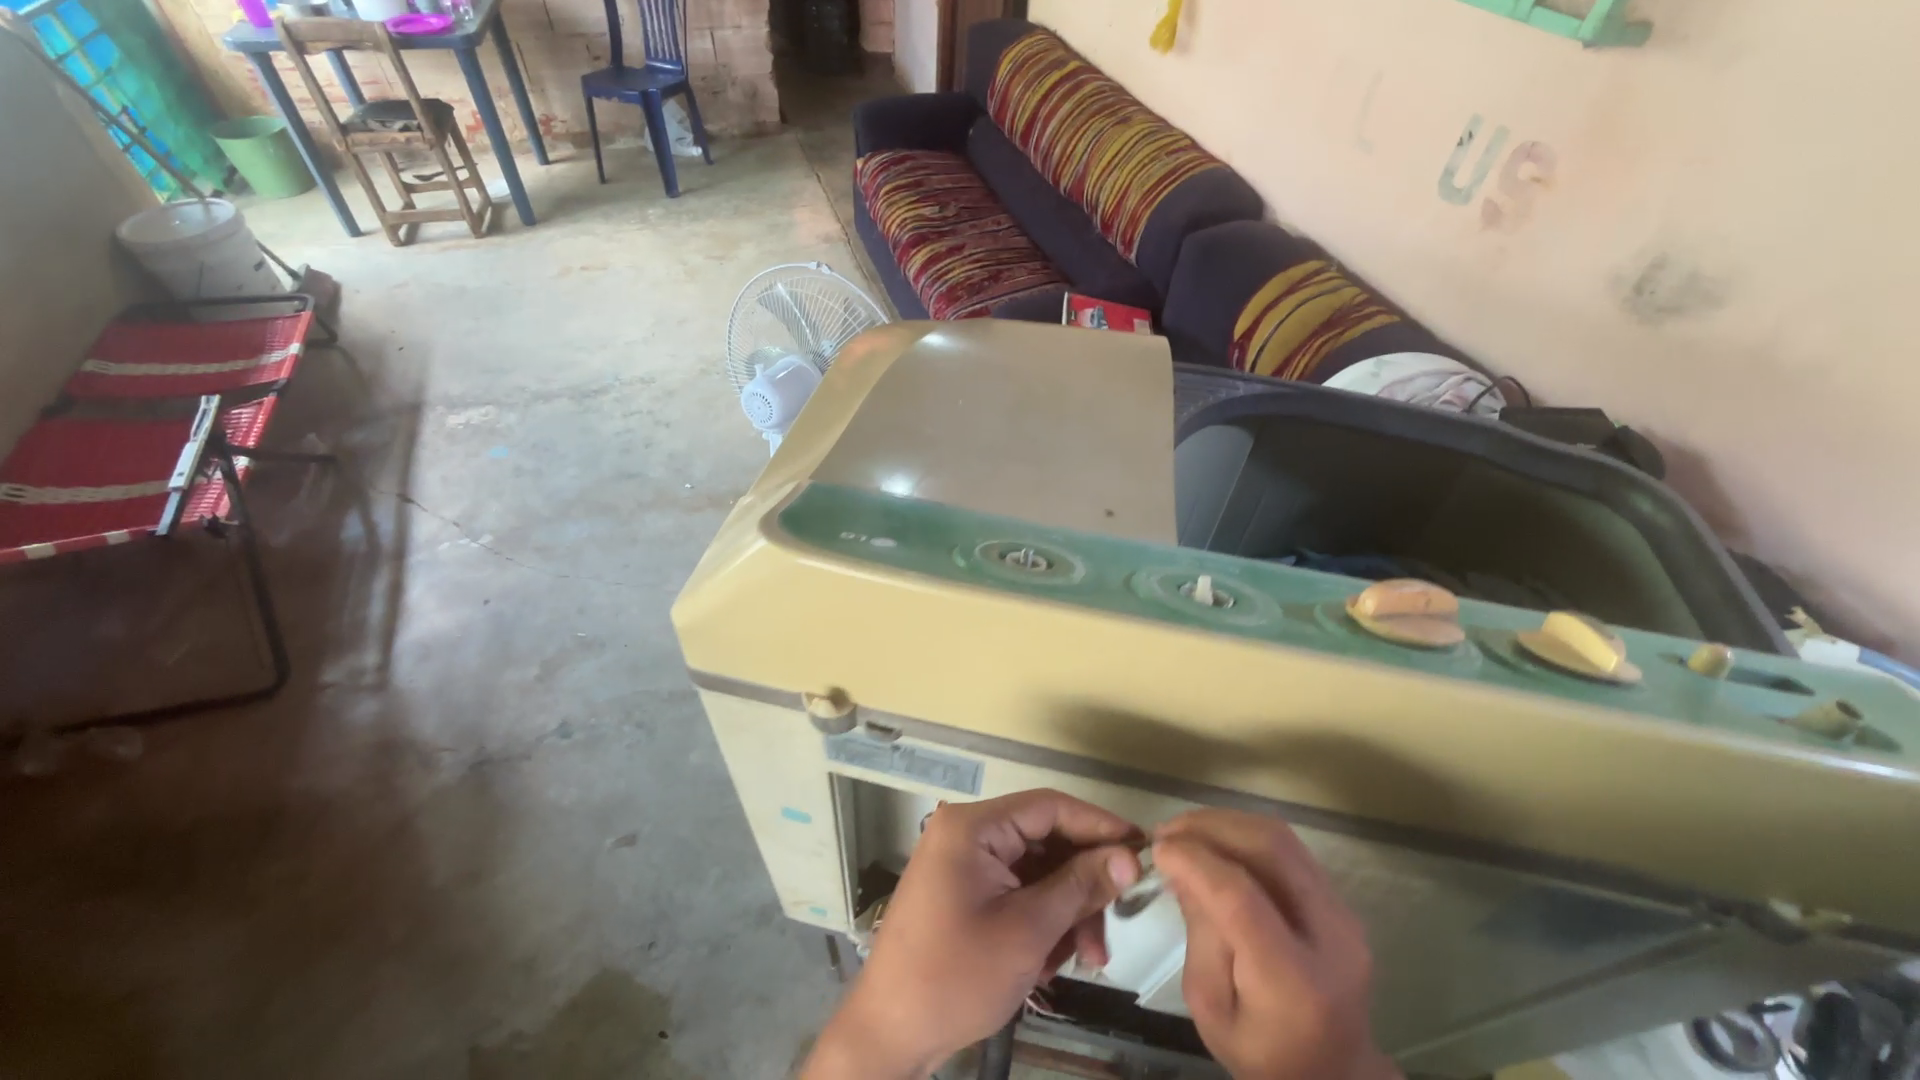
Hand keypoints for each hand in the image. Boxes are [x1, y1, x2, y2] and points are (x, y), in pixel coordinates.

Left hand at [801, 790, 1142, 1078]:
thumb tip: (1129, 857)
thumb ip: (1080, 885)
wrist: (891, 1032)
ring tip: (1084, 959)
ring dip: (1066, 911)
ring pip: (1038, 872)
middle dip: (1083, 885)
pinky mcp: (965, 894)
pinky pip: (1019, 893)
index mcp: (973, 827)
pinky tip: (1050, 963)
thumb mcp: (1029, 930)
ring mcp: (964, 865)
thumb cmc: (956, 975)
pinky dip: (1042, 922)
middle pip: (1047, 841)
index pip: (1050, 807)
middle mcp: (967, 835)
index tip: (1143, 852)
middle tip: (1111, 927)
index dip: (1100, 827)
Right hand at [1155, 810, 1399, 1079]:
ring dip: (1227, 824)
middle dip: (1211, 828)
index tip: (1157, 849)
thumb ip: (1200, 938)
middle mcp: (1332, 939)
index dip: (1195, 862)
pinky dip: (1245, 836)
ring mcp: (1345, 916)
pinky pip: (1291, 851)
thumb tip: (1181, 870)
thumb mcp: (1211, 1011)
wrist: (1333, 1071)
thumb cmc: (1262, 1053)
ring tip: (1185, 832)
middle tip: (1166, 832)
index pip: (1242, 900)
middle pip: (1271, 852)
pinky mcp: (1342, 903)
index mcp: (1294, 983)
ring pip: (1283, 840)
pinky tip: (1214, 844)